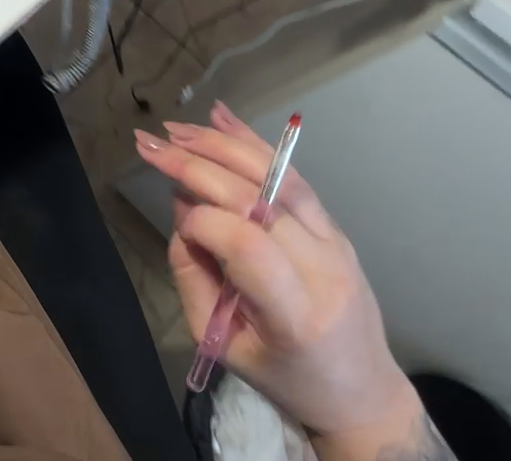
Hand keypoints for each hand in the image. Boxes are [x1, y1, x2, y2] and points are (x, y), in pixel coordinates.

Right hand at [136, 104, 426, 452]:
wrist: (362, 392)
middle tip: (149, 145)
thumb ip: (194, 276)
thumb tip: (183, 209)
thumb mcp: (221, 343)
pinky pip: (293, 176)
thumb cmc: (284, 377)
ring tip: (177, 129)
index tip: (177, 225)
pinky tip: (220, 119)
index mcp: (296, 316)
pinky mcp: (335, 228)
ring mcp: (336, 244)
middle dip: (196, 166)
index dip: (200, 223)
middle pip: (256, 199)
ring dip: (222, 145)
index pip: (246, 245)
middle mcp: (323, 270)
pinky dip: (253, 144)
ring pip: (277, 176)